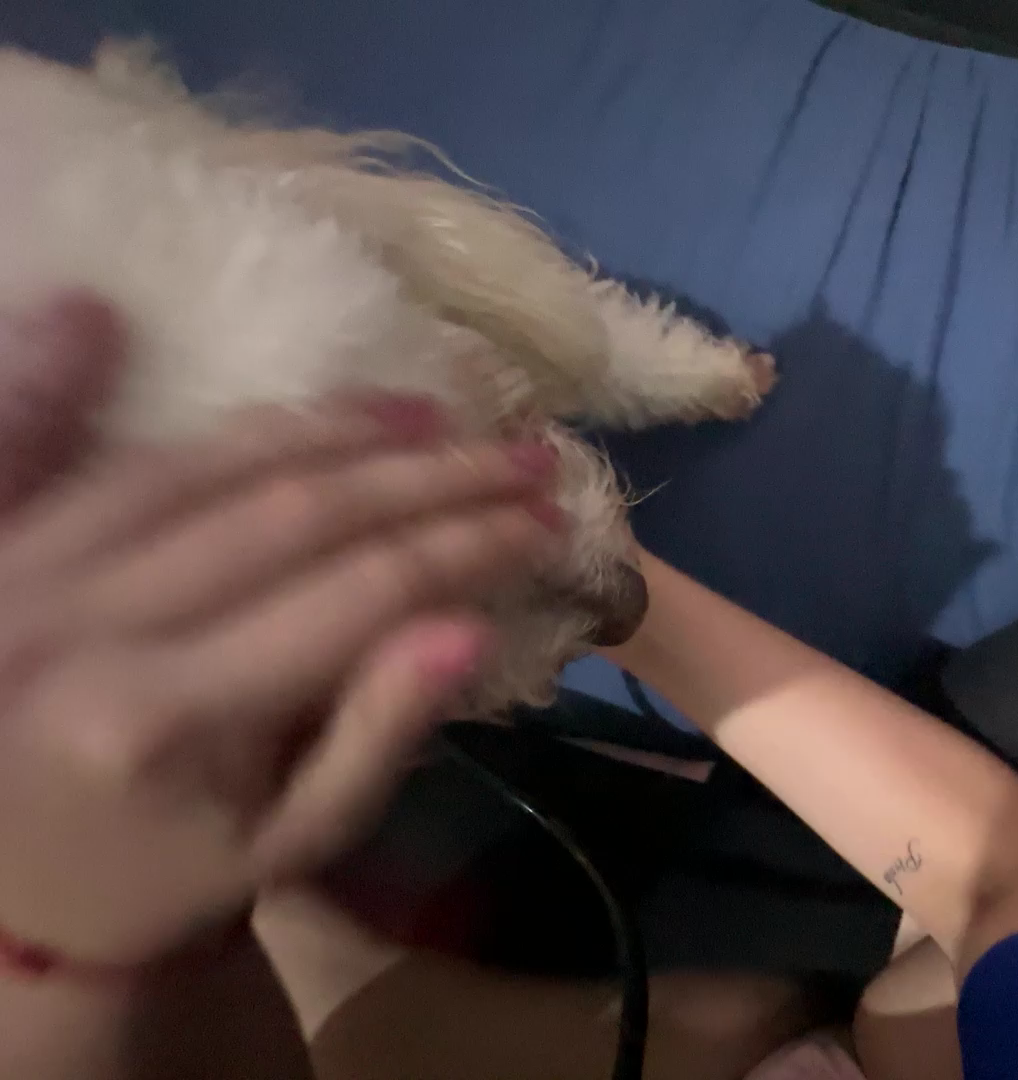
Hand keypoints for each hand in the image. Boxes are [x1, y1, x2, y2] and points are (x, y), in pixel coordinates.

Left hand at [0, 295, 562, 967]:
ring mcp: (5, 579)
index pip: (370, 588)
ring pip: (196, 467)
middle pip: (302, 512)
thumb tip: (472, 629)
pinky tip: (92, 309)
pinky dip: (42, 375)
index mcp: (171, 716)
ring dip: (329, 425)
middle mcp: (80, 628)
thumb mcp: (304, 836)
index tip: (551, 521)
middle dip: (440, 474)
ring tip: (431, 409)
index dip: (478, 543)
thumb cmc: (172, 876)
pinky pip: (1, 449)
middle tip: (528, 453)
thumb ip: (383, 733)